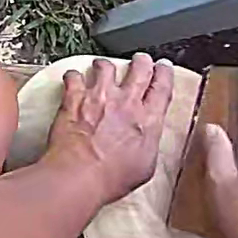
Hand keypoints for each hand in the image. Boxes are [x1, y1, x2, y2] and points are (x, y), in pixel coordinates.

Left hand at [43, 55, 175, 203]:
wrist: (80, 175)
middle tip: (140, 60)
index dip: (165, 74)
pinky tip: (73, 80)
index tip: (164, 68)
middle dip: (142, 61)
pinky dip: (73, 76)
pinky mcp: (75, 97)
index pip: (162, 88)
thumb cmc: (111, 178)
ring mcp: (99, 96)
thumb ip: (148, 143)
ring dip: (104, 65)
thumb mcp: (145, 167)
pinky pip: (74, 76)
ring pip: (106, 66)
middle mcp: (125, 102)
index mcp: (147, 120)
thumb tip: (147, 137)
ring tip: (101, 67)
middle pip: (140, 69)